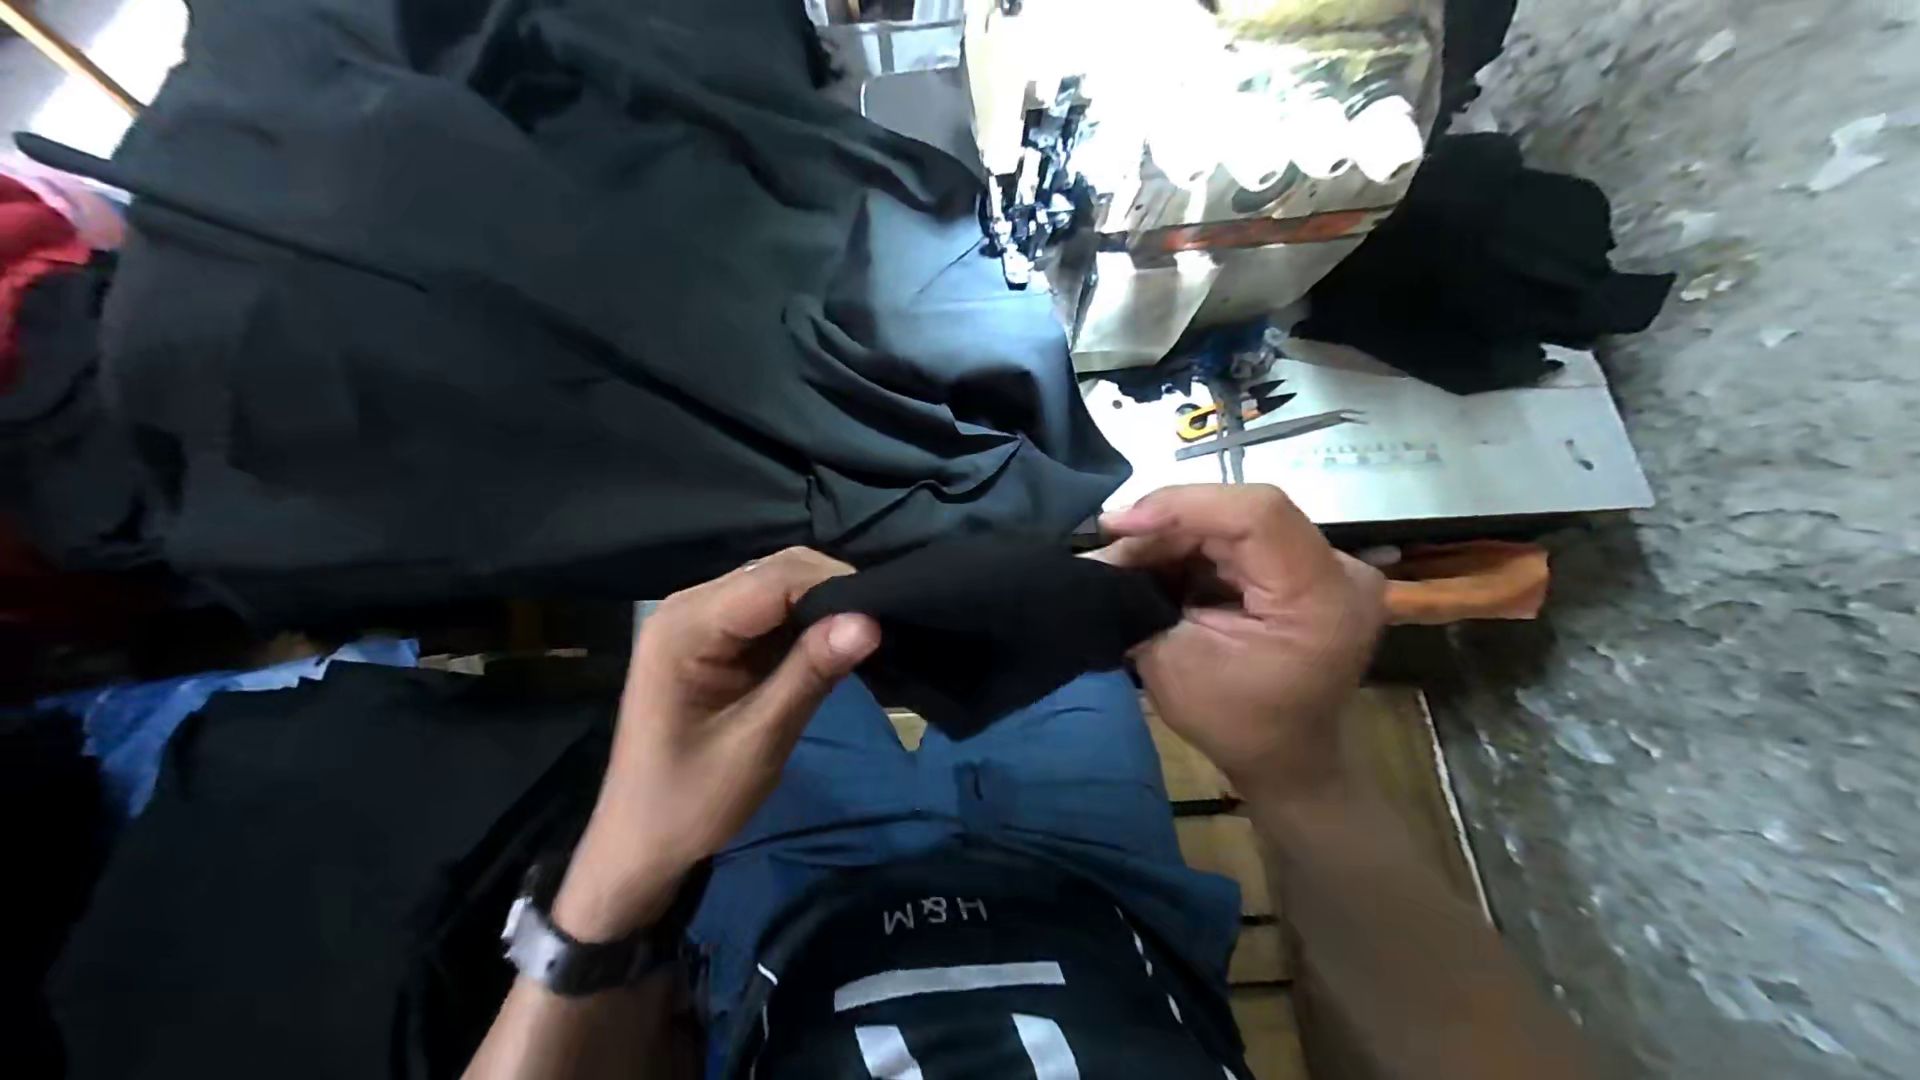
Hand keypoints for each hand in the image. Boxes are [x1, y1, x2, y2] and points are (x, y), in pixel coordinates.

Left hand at [552, 549, 880, 938]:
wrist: (642, 843)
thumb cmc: (690, 801)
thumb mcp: (758, 741)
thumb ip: (811, 674)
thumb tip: (870, 621)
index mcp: (685, 627)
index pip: (774, 579)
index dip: (834, 587)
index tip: (884, 615)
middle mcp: (690, 607)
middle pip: (778, 572)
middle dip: (833, 592)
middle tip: (879, 628)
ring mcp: (703, 619)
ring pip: (781, 585)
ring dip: (824, 606)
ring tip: (864, 636)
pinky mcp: (719, 637)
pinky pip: (775, 611)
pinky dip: (809, 622)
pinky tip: (833, 645)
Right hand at [1091, 485, 1384, 798]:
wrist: (1283, 760)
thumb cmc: (1235, 725)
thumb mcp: (1173, 663)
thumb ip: (1140, 599)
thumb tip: (1104, 551)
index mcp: (1321, 596)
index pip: (1257, 514)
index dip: (1181, 506)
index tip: (1118, 525)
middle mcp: (1336, 569)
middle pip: (1237, 515)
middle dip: (1162, 527)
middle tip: (1107, 549)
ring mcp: (1322, 566)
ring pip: (1229, 523)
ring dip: (1167, 538)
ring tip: (1119, 559)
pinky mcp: (1299, 569)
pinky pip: (1235, 540)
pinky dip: (1185, 550)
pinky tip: (1148, 563)